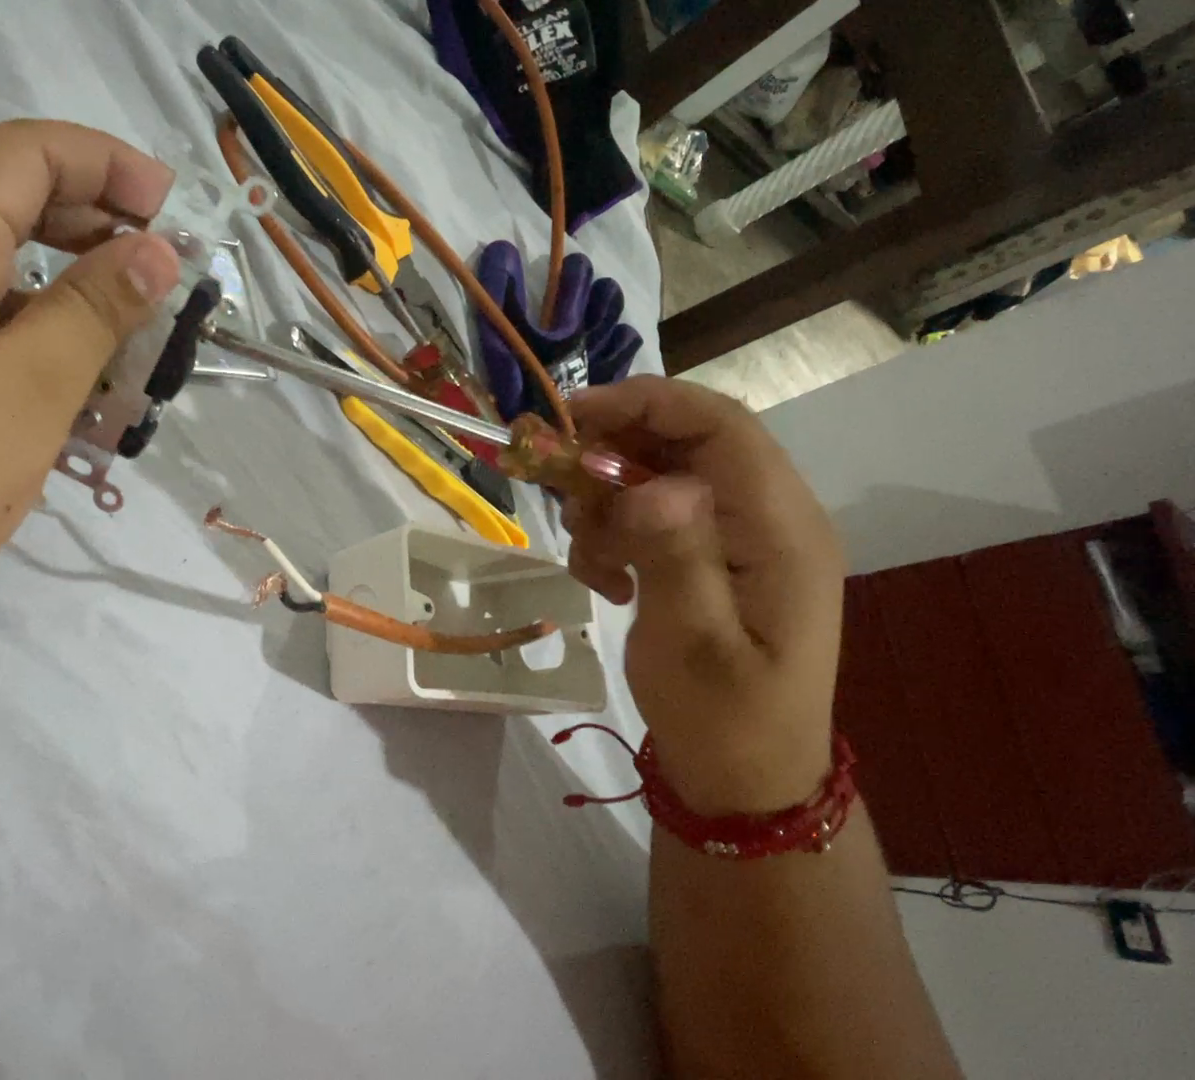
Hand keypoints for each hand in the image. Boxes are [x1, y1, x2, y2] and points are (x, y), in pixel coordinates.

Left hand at [0, 121, 181, 713]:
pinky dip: (14, 346)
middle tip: (158, 285)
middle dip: (90, 229)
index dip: (108, 164)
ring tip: (124, 351)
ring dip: (56, 299)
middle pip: (0, 204)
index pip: (25, 153)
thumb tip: (153, 251)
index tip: (173, 209)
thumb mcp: (24, 398)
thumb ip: (93, 314)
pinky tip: (58, 399)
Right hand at [561, 376, 845, 813]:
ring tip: (592, 560)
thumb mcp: (693, 643)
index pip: (718, 424)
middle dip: (610, 456)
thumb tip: (656, 483)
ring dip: (606, 502)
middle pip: (682, 441)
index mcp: (780, 527)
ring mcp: (741, 537)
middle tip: (560, 495)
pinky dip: (615, 534)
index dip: (642, 402)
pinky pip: (652, 514)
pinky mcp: (714, 557)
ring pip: (657, 474)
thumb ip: (677, 556)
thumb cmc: (725, 718)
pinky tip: (608, 582)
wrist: (746, 780)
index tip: (567, 420)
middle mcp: (768, 516)